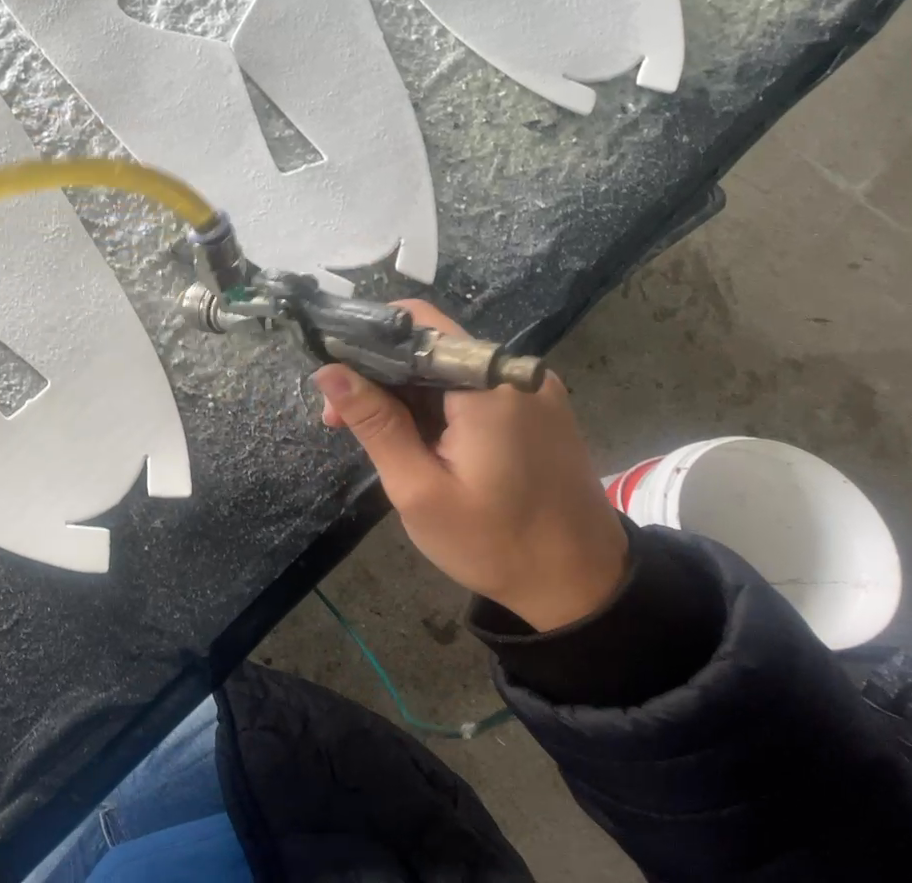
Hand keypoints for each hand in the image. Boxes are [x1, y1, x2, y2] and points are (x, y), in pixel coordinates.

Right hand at [313, 300, 627, 631]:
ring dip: (403, 392)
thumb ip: (374, 423)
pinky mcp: (539, 409)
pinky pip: (472, 388)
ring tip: (376, 438)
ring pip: (447, 367)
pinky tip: (418, 440)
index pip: (415, 325)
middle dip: (377, 374)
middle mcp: (515, 373)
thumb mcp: (417, 488)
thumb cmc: (493, 542)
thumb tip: (328, 371)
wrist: (583, 585)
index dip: (364, 342)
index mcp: (488, 386)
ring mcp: (533, 389)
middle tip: (341, 421)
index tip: (331, 383)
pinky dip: (436, 404)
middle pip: (429, 345)